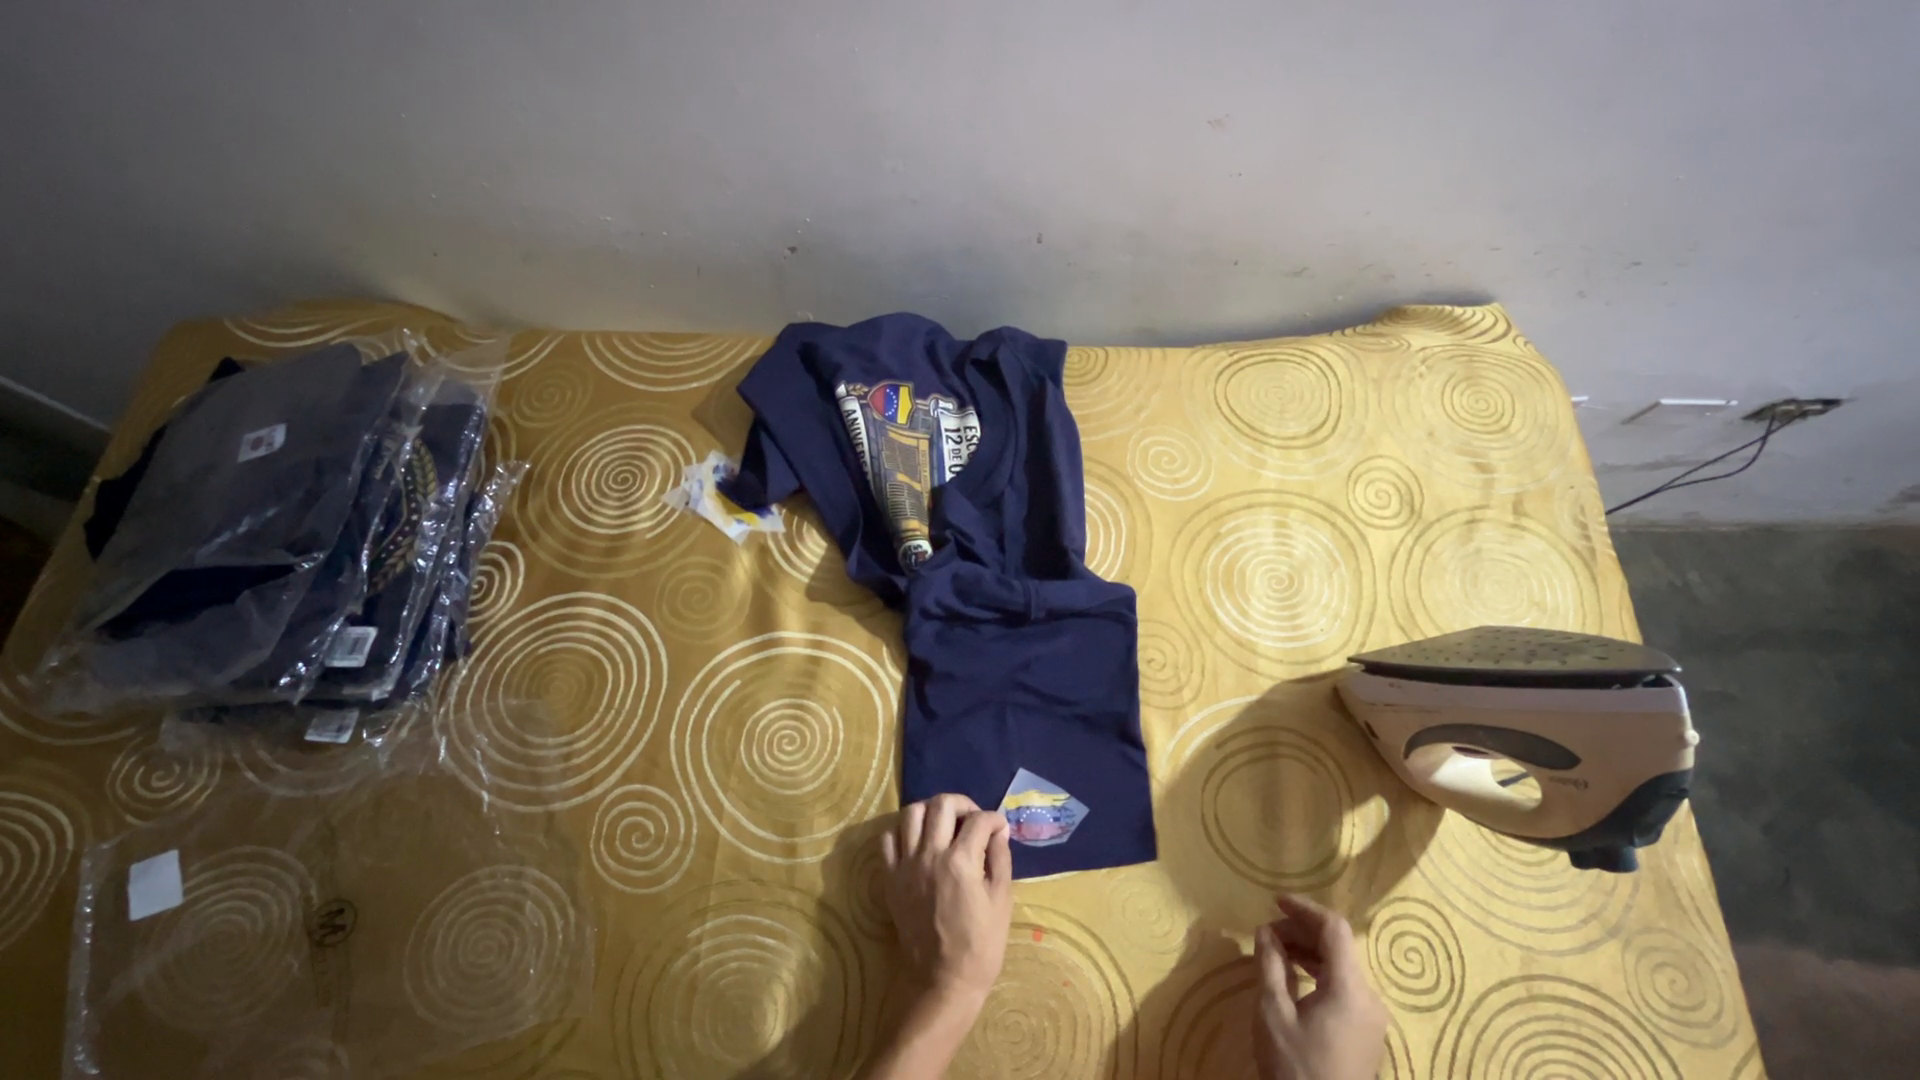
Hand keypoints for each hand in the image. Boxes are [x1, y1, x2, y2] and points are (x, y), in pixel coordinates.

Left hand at [879, 794, 1014, 1001]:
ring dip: (931, 811)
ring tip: (944, 824)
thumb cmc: (980, 944)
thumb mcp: (1002, 901)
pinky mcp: (890, 879)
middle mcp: (930, 855)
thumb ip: (1000, 859)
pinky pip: (888, 839)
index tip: (999, 828)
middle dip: (963, 803)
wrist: (943, 980)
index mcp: (961, 862)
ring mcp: (906, 866)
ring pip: (911, 813)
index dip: (994, 819)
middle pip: (941, 804)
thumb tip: (999, 831)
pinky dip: (903, 832)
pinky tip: (918, 842)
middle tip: (973, 818)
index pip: (979, 820)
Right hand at [1251, 894, 1388, 1079]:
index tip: (1274, 902)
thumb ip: (1270, 964)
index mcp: (1350, 989)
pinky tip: (1293, 977)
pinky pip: (1343, 987)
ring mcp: (1371, 1017)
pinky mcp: (1366, 1032)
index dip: (1304, 908)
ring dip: (1308, 951)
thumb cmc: (1295, 1067)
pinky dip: (1318, 972)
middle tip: (1266, 933)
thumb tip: (1267, 930)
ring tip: (1274, 951)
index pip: (1334, 929)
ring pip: (1340, 966)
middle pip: (1338, 946)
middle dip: (1301, 931)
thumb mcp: (1273, 1012)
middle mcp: (1369, 997)